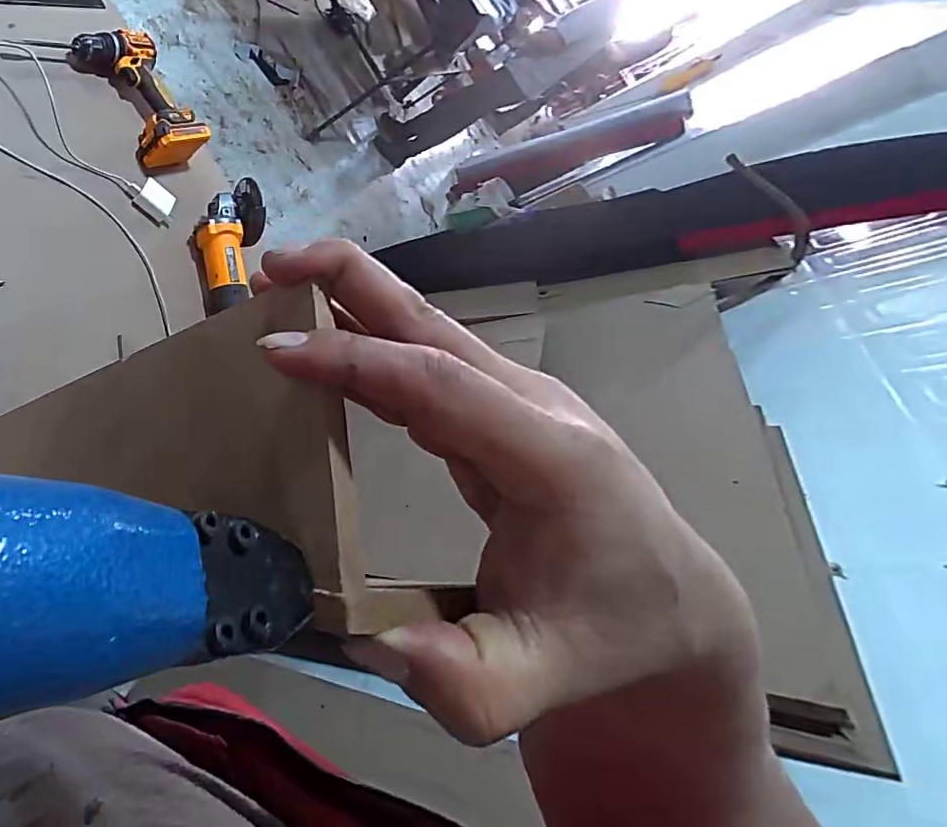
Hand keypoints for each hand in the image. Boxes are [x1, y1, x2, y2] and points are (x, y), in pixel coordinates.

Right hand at [252, 241, 810, 825]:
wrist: (675, 610)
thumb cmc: (610, 637)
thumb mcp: (542, 679)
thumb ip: (467, 678)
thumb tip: (369, 642)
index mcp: (551, 454)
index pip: (434, 382)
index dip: (350, 358)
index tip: (272, 350)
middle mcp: (531, 402)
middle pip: (427, 318)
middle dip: (345, 278)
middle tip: (271, 266)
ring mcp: (513, 395)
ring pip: (418, 322)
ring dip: (347, 295)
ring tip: (278, 287)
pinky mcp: (490, 402)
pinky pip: (415, 354)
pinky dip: (361, 332)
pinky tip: (321, 338)